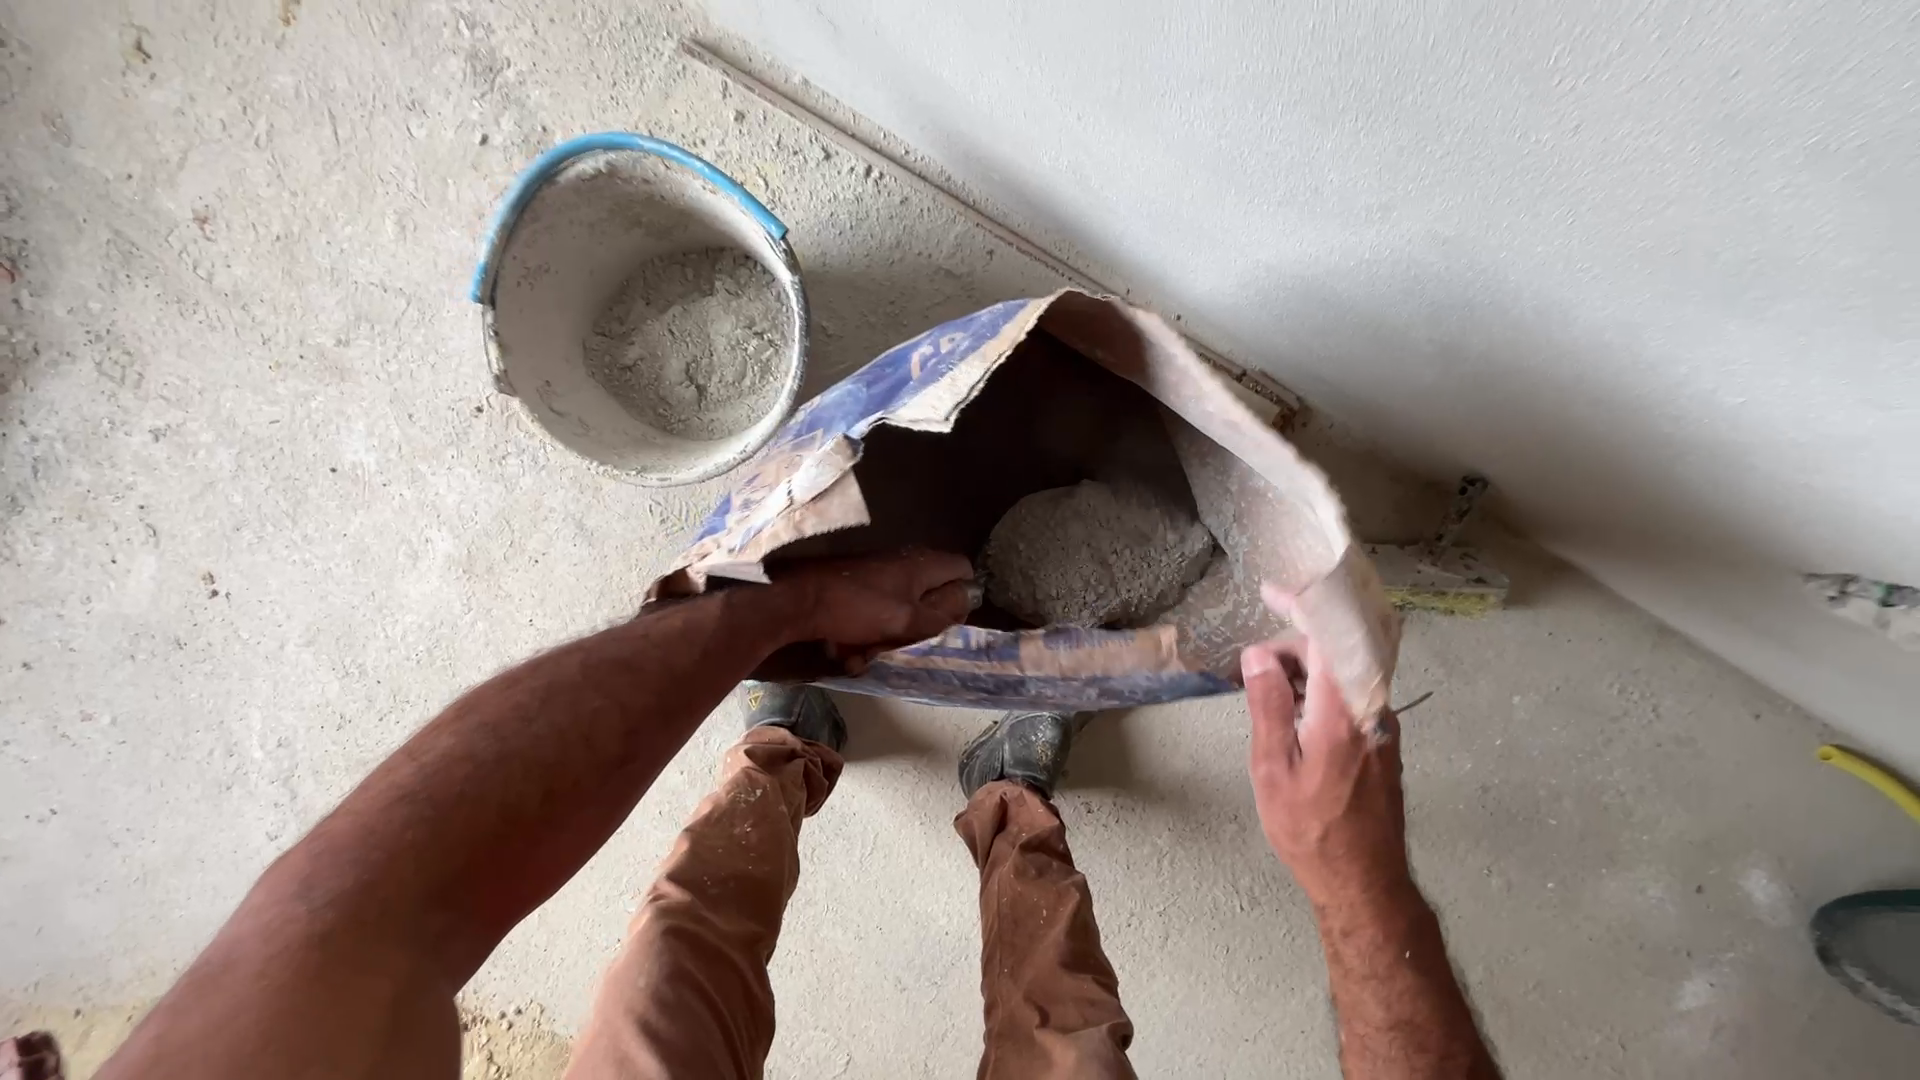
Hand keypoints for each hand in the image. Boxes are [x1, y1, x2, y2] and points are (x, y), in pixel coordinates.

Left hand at [764, 548, 977, 674]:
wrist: (797, 600)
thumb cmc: (857, 607)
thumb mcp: (907, 619)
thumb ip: (942, 613)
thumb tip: (969, 599)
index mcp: (922, 564)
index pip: (963, 570)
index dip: (963, 597)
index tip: (949, 623)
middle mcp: (904, 563)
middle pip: (932, 596)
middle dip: (919, 626)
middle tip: (901, 644)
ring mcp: (879, 574)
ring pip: (900, 612)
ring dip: (887, 638)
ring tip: (865, 654)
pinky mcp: (857, 585)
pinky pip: (874, 615)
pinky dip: (865, 634)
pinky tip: (847, 651)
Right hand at [1243, 583, 1410, 907]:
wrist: (1364, 884)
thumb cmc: (1310, 829)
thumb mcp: (1273, 769)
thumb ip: (1268, 705)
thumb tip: (1259, 655)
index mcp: (1342, 714)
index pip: (1331, 637)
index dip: (1303, 605)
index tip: (1271, 591)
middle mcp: (1371, 712)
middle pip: (1338, 651)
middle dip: (1294, 643)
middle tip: (1253, 664)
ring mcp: (1382, 728)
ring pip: (1345, 674)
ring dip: (1305, 668)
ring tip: (1266, 688)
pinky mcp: (1381, 743)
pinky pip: (1350, 696)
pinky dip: (1319, 689)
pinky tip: (1292, 711)